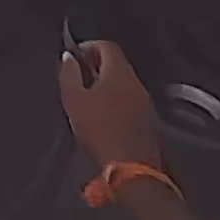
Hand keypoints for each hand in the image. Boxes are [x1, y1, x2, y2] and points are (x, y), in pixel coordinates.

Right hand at [60, 40, 164, 168]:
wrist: (134, 174)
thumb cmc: (100, 131)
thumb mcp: (73, 98)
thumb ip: (69, 73)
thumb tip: (69, 58)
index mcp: (119, 72)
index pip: (106, 45)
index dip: (88, 47)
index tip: (74, 58)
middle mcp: (137, 84)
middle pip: (116, 64)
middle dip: (96, 68)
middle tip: (79, 79)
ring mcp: (147, 105)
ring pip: (124, 85)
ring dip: (107, 87)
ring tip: (89, 101)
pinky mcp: (151, 125)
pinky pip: (131, 103)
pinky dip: (117, 104)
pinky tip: (104, 119)